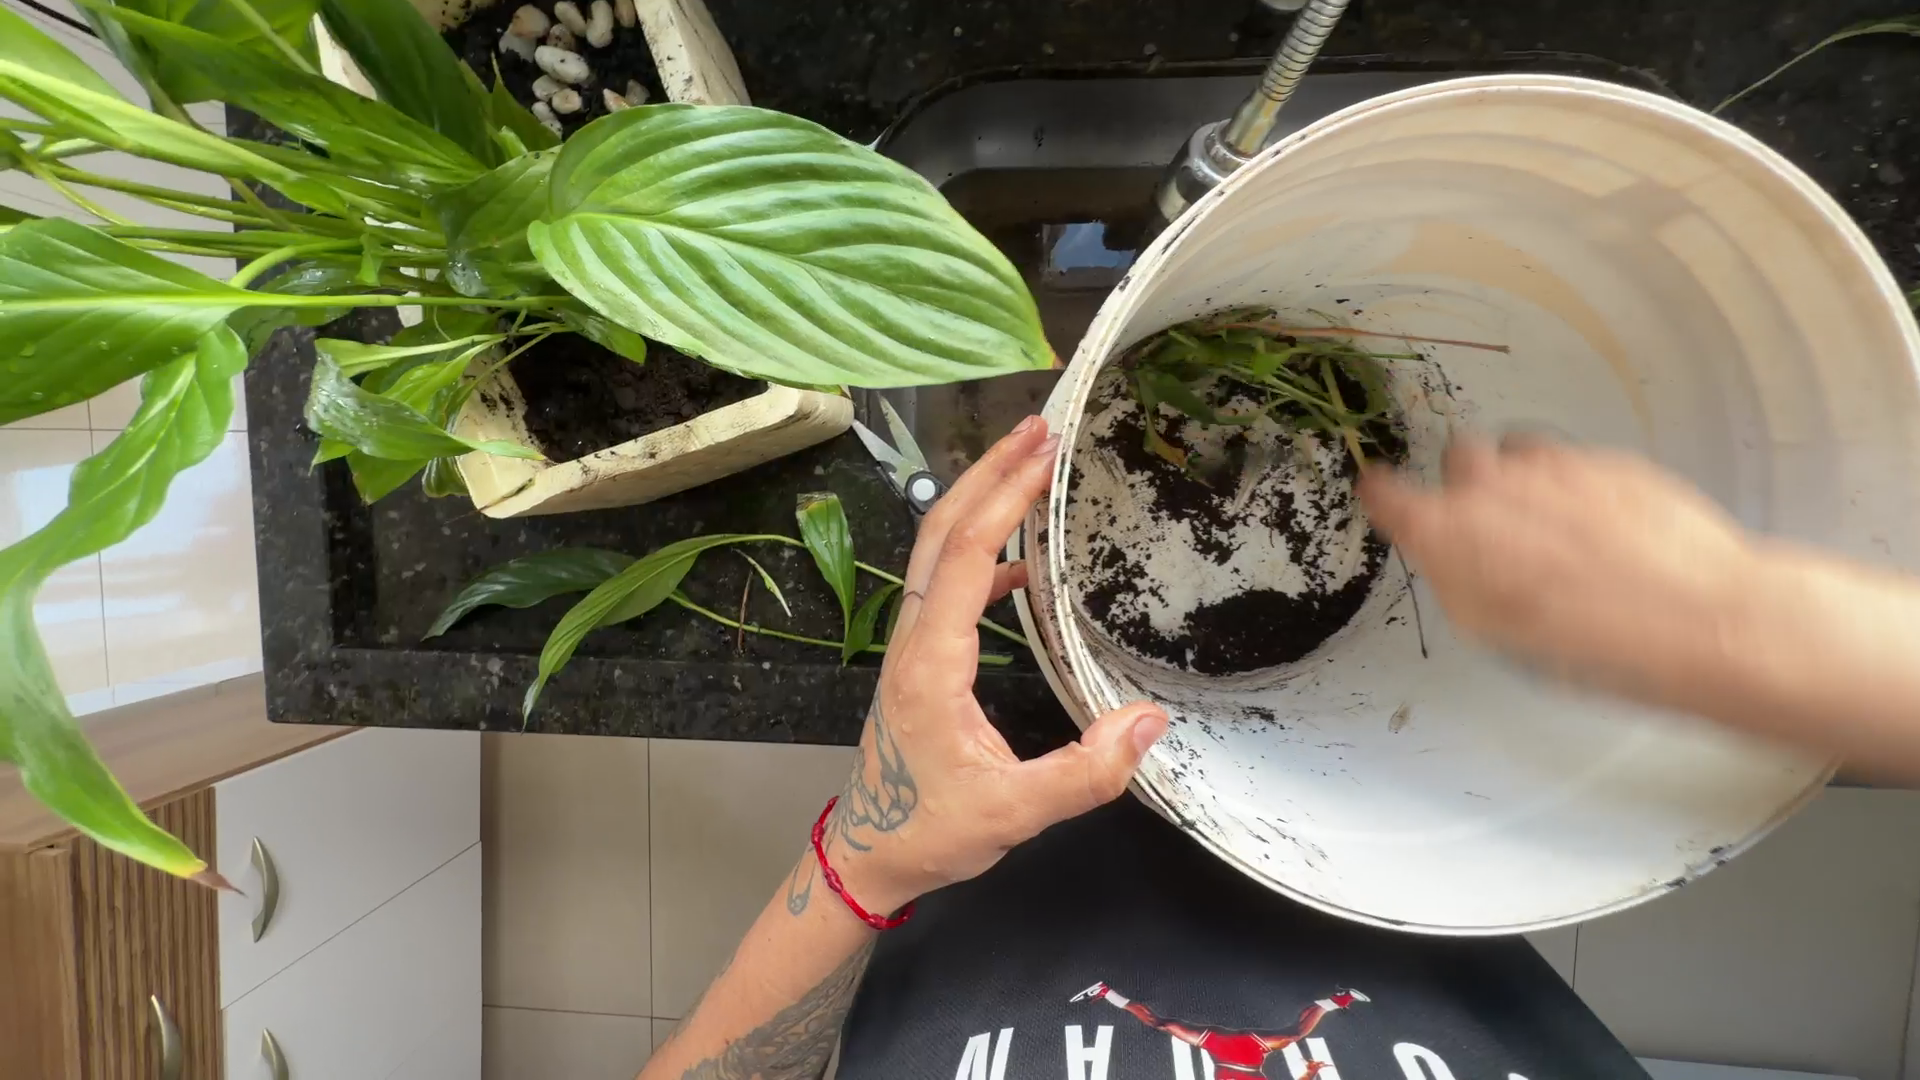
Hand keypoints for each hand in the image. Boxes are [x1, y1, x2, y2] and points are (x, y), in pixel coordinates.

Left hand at [806, 417, 1167, 916]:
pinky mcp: (919, 654)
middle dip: (987, 472)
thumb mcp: (1013, 814)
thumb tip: (1150, 720)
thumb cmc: (930, 832)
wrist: (869, 853)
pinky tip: (1023, 561)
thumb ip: (1084, 773)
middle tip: (1036, 427)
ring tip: (1029, 466)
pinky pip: (948, 585)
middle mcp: (913, 637)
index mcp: (931, 662)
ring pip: (937, 550)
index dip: (1006, 498)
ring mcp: (910, 642)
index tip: (1045, 452)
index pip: (969, 556)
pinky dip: (984, 555)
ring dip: (980, 501)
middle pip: (941, 530)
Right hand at [1357, 435, 1759, 705]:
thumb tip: (1448, 551)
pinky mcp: (1609, 461)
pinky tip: (1605, 529)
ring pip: (1517, 452)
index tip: (1387, 500)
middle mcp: (1484, 484)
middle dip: (1466, 480)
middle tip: (1492, 521)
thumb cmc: (1574, 641)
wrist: (1698, 620)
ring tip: (1554, 523)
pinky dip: (1575, 487)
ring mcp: (1549, 465)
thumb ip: (1449, 571)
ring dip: (1521, 477)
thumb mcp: (1480, 624)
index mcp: (1439, 527)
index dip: (1382, 494)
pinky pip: (1573, 463)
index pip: (1382, 489)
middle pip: (1457, 455)